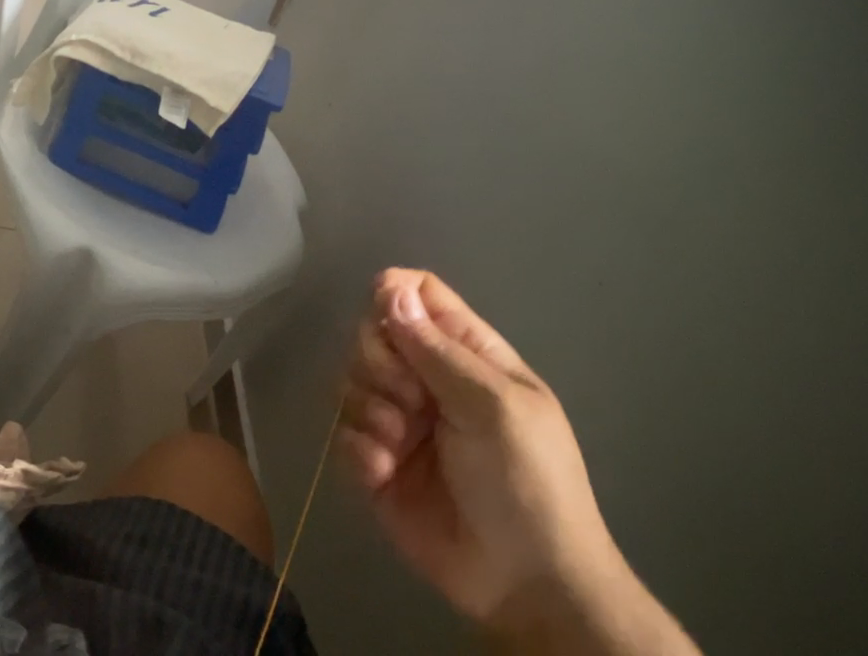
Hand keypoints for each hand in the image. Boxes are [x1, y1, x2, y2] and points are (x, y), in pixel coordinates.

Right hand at [340, 269, 696, 654]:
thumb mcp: (494, 406)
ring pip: (349, 380)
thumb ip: (437, 348)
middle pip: (372, 334)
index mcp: (468, 354)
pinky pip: (341, 432)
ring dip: (369, 409)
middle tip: (411, 400)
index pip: (420, 295)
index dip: (395, 294)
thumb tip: (390, 287)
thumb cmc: (526, 481)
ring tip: (399, 444)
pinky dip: (358, 448)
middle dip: (379, 362)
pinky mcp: (373, 462)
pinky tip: (383, 472)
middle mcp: (427, 378)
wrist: (522, 580)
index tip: (384, 313)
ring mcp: (398, 420)